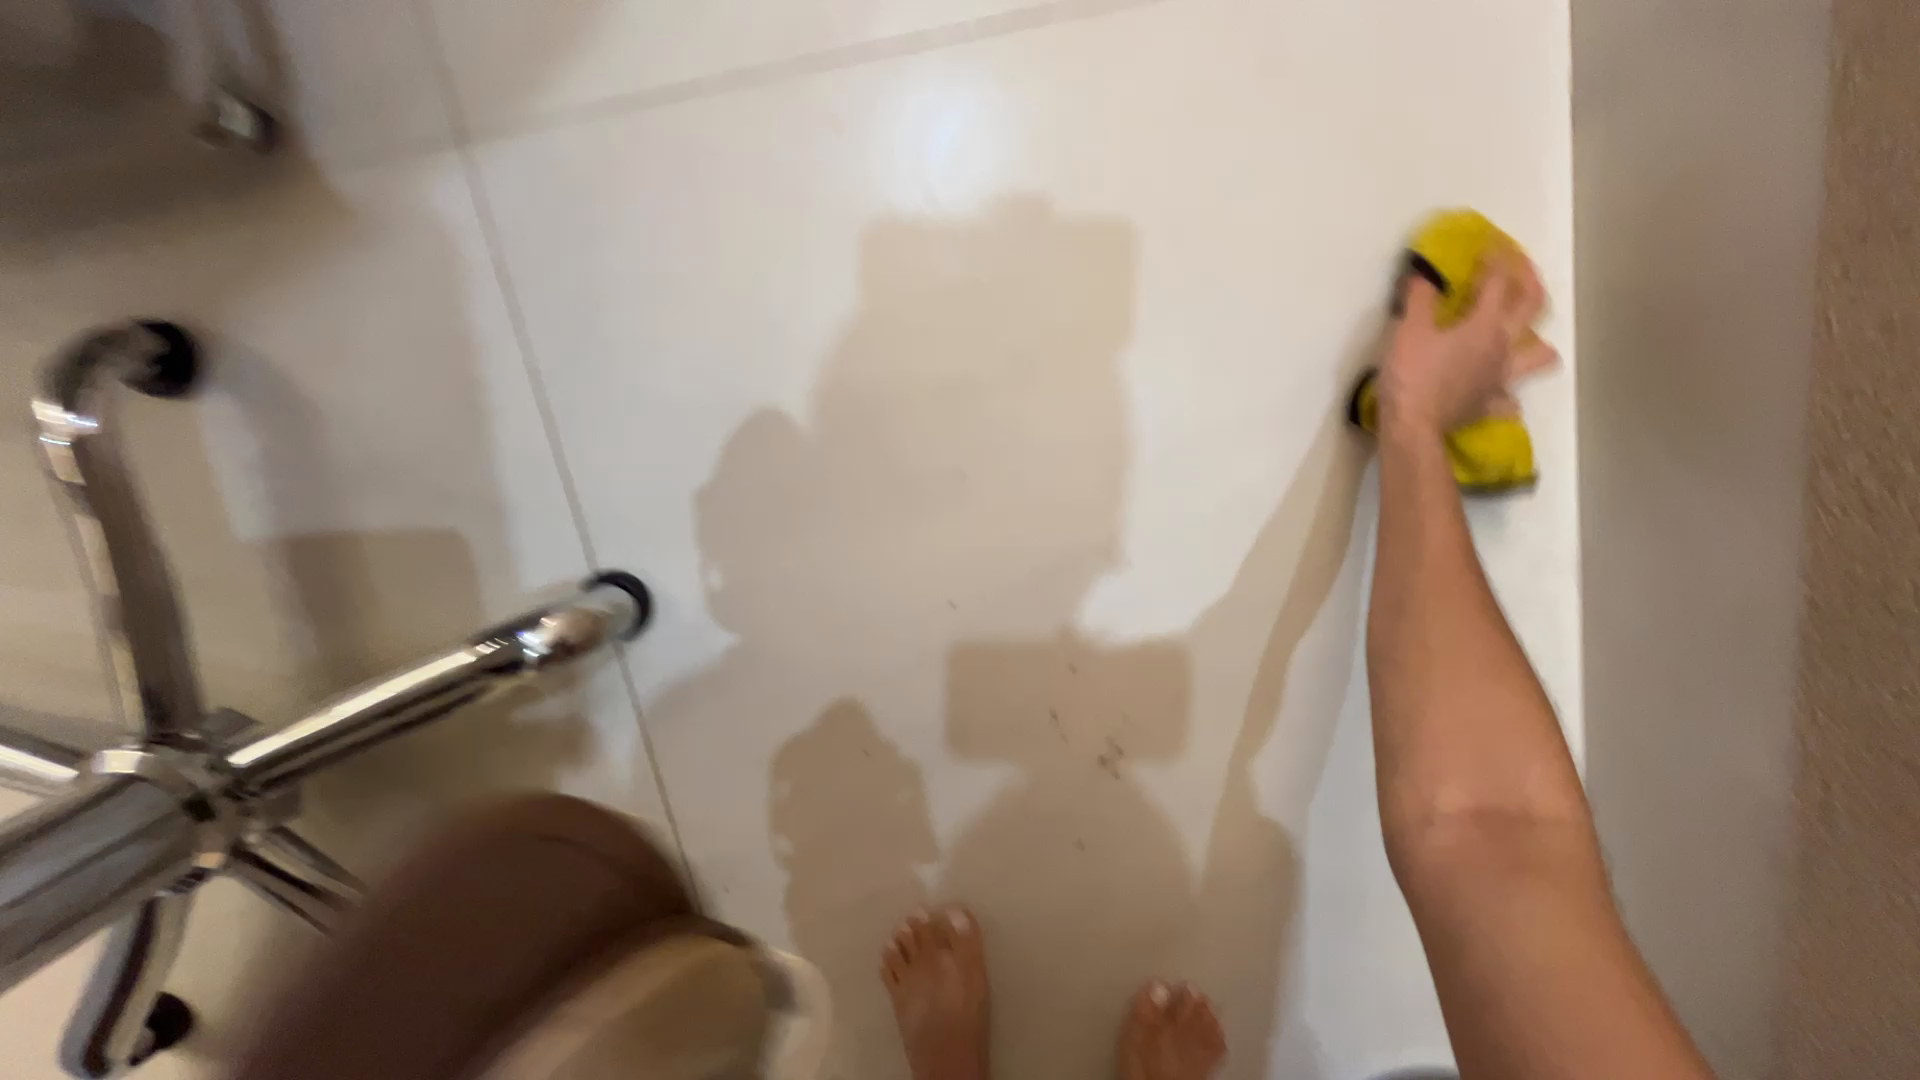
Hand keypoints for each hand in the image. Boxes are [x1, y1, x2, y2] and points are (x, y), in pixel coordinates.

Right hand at [1376, 254, 1558, 437]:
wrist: (1413, 426)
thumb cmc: (1410, 375)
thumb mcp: (1406, 331)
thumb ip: (1419, 301)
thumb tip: (1423, 277)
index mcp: (1484, 324)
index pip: (1497, 281)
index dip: (1495, 258)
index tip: (1489, 244)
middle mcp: (1503, 346)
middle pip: (1531, 307)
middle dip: (1529, 281)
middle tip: (1520, 269)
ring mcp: (1501, 377)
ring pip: (1539, 355)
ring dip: (1537, 343)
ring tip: (1525, 339)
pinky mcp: (1490, 404)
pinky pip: (1509, 399)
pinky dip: (1508, 394)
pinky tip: (1499, 392)